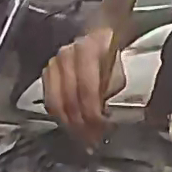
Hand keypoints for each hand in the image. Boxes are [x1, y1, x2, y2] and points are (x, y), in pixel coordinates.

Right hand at [43, 25, 126, 142]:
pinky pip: (50, 100)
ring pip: (56, 102)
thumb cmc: (118, 51)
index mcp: (88, 50)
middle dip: (82, 125)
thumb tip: (110, 117)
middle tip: (92, 142)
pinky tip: (71, 125)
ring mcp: (55, 62)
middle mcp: (67, 54)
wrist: (106, 30)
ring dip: (70, 124)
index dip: (93, 115)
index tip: (103, 131)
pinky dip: (60, 116)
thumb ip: (115, 89)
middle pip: (69, 99)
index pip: (86, 90)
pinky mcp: (48, 70)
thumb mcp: (123, 67)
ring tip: (82, 138)